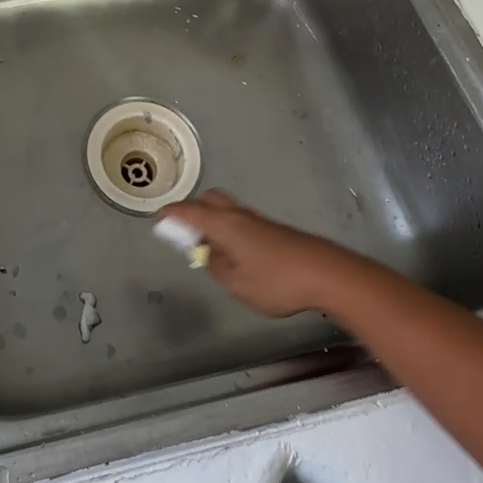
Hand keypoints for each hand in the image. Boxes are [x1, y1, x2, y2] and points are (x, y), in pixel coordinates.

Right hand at [156, 190, 366, 316]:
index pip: (190, 211)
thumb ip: (216, 266)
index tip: (157, 217)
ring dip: (211, 218)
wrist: (325, 273)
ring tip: (207, 244)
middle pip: (209, 199)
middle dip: (192, 209)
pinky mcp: (273, 229)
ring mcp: (258, 220)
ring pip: (226, 208)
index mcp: (224, 224)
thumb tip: (207, 252)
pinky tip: (233, 250)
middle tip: (182, 230)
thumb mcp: (237, 283)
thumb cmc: (276, 281)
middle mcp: (239, 215)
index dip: (171, 213)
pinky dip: (227, 226)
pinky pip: (240, 219)